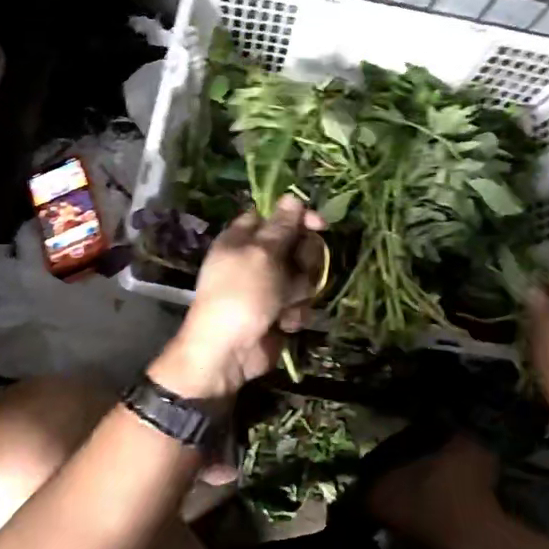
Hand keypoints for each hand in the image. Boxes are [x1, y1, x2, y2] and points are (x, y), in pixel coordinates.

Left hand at [149, 195, 325, 398]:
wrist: (228, 353)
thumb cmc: (240, 295)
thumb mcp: (261, 255)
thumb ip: (281, 226)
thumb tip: (291, 195)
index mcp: (243, 237)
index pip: (276, 215)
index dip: (298, 217)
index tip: (319, 225)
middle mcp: (256, 259)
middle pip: (297, 246)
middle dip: (303, 261)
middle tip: (296, 272)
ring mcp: (268, 287)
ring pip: (304, 276)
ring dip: (300, 291)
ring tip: (284, 305)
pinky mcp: (279, 312)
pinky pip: (301, 303)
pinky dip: (295, 314)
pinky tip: (284, 324)